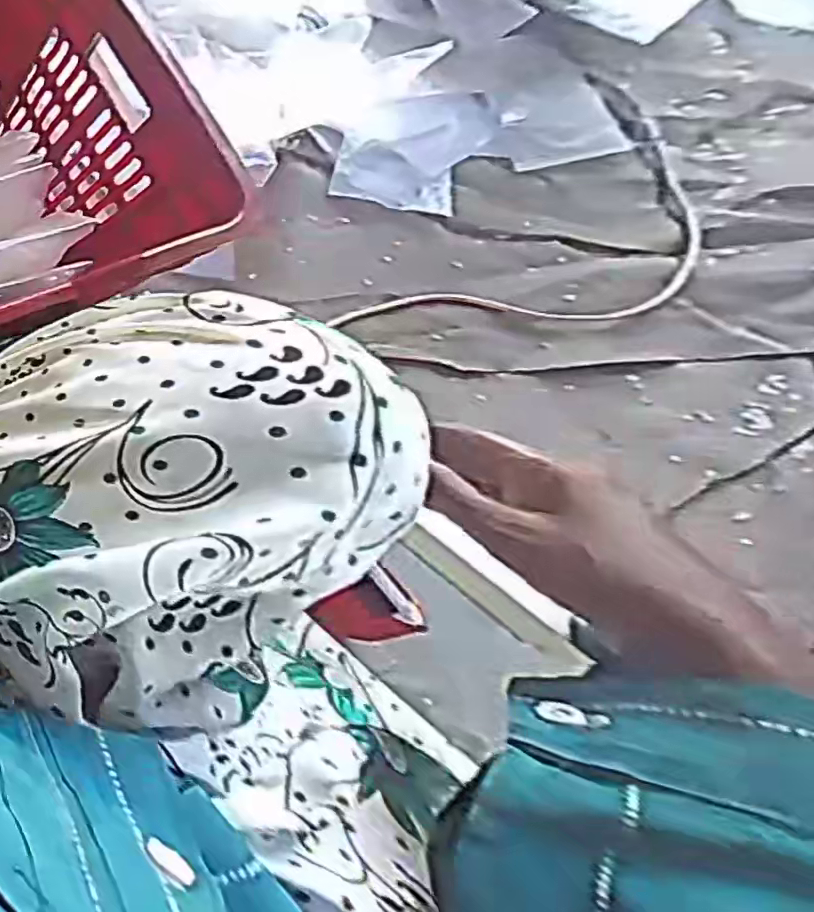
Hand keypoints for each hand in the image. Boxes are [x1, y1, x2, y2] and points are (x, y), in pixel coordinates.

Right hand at [427, 424, 813, 690]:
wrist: (688, 632)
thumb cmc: (598, 575)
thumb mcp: (506, 534)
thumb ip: (451, 497)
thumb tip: (407, 467)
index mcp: (545, 469)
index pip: (465, 439)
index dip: (421, 440)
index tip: (382, 448)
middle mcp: (565, 480)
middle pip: (482, 467)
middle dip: (439, 475)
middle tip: (397, 488)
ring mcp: (581, 509)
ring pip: (500, 494)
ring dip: (465, 503)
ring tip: (432, 521)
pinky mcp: (589, 539)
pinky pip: (520, 518)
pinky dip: (491, 524)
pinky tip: (479, 547)